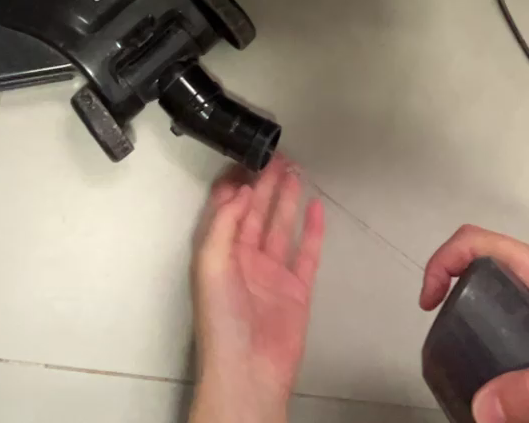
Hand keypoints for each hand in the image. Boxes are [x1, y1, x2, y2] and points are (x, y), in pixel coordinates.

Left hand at [188, 158, 325, 422]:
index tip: (248, 157)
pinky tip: (317, 207)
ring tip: (296, 171)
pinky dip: (313, 230)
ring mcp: (273, 272)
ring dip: (288, 199)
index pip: (228, 209)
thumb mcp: (211, 263)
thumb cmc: (222, 319)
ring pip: (281, 225)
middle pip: (257, 211)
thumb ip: (224, 223)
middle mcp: (246, 258)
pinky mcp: (297, 288)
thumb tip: (240, 191)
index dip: (238, 183)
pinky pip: (306, 252)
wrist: (249, 371)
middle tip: (278, 157)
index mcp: (220, 252)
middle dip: (266, 183)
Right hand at [420, 226, 528, 422]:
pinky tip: (521, 375)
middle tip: (449, 332)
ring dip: (487, 314)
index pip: (477, 242)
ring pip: (514, 292)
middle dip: (460, 289)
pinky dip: (512, 336)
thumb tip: (481, 410)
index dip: (442, 262)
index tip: (429, 304)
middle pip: (491, 264)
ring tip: (479, 357)